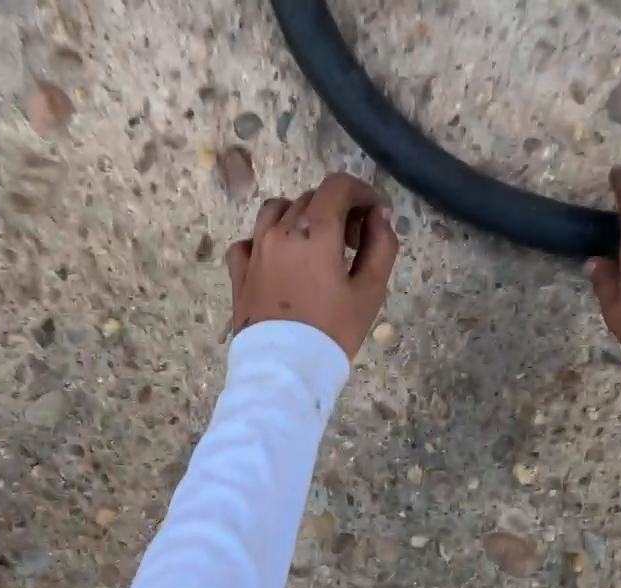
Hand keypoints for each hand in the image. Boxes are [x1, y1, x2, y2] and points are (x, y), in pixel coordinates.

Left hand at [227, 172, 399, 358]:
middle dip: (337, 211)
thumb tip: (379, 215)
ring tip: (314, 248)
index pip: (338, 186)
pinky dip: (265, 242)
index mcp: (314, 231)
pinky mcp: (239, 275)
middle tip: (353, 244)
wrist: (285, 369)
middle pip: (310, 199)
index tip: (374, 216)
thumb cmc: (332, 331)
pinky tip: (279, 262)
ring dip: (299, 219)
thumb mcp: (370, 290)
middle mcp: (279, 232)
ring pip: (276, 212)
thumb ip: (381, 245)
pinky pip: (248, 242)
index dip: (362, 193)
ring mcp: (254, 252)